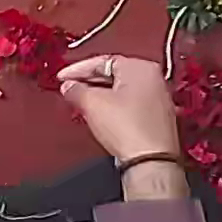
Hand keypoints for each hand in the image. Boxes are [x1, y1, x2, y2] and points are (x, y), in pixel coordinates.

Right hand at [58, 54, 187, 200]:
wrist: (151, 160)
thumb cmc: (127, 127)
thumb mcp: (92, 103)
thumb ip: (76, 90)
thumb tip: (69, 86)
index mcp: (139, 67)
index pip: (102, 61)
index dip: (78, 69)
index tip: (63, 77)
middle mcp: (153, 78)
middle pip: (113, 74)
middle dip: (88, 82)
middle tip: (69, 88)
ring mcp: (158, 98)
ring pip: (121, 89)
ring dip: (100, 94)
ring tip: (81, 102)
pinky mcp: (158, 117)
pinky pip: (130, 103)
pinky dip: (113, 105)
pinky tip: (101, 115)